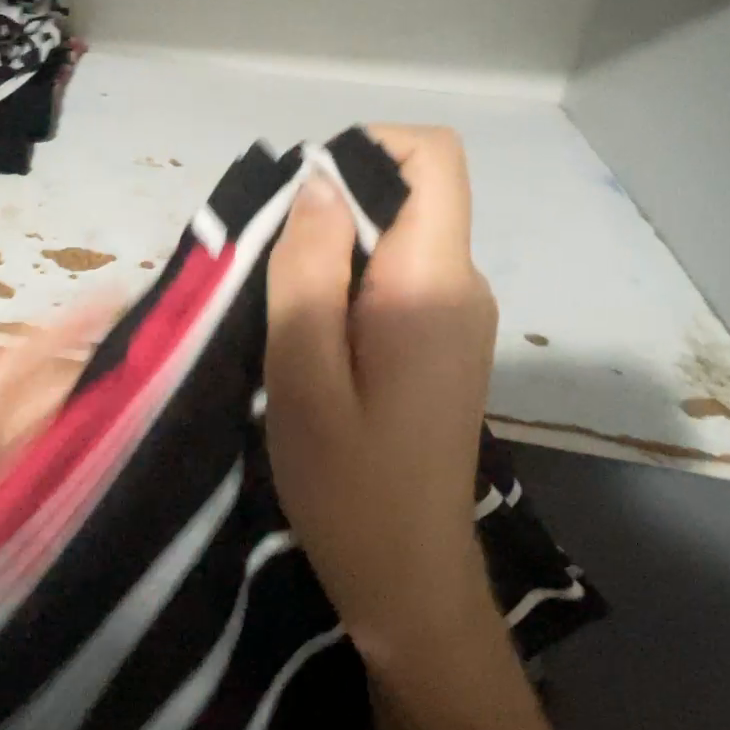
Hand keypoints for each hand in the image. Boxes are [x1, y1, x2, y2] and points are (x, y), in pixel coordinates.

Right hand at [265, 125, 549, 729]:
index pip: (433, 156)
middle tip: (267, 271)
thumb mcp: (302, 371)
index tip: (298, 202)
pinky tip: (310, 340)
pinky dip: (345, 284)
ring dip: (330, 252)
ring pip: (393, 237)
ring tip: (281, 314)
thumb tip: (317, 181)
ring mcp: (457, 315)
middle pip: (406, 194)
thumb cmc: (348, 481)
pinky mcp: (442, 342)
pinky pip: (395, 277)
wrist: (407, 579)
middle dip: (330, 209)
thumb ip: (307, 268)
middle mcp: (462, 284)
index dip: (365, 149)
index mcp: (434, 281)